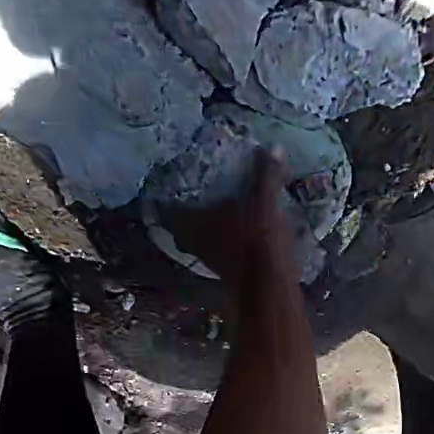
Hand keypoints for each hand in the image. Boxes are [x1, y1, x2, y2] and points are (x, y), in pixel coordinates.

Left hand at [165, 150, 297, 289]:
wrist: (269, 287)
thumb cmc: (257, 238)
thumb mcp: (265, 200)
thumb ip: (266, 173)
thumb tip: (272, 146)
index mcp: (192, 222)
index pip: (164, 210)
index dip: (161, 200)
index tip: (161, 188)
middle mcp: (193, 242)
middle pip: (178, 226)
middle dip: (182, 212)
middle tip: (189, 195)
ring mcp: (207, 259)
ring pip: (195, 239)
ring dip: (201, 227)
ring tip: (212, 210)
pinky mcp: (223, 270)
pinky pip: (212, 248)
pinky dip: (217, 238)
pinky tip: (232, 230)